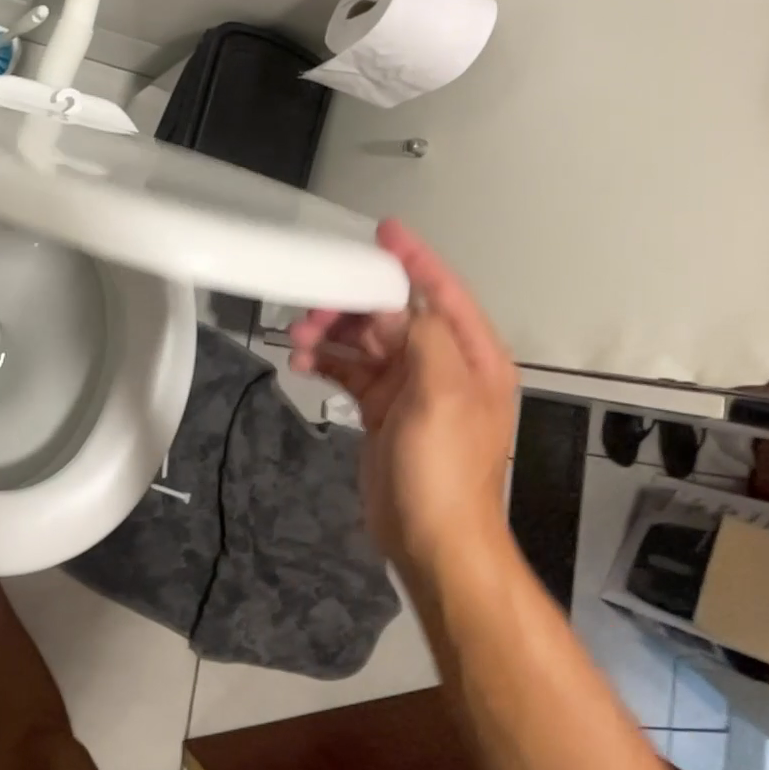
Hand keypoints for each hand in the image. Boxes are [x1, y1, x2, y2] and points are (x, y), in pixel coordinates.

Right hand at [288, 220, 517, 569]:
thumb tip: (393, 304)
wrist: (431, 538)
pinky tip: (302, 363)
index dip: (413, 259)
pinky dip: (326, 361)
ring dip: (331, 334)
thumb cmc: (443, 469)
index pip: (442, 292)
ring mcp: (409, 386)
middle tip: (313, 309)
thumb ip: (423, 336)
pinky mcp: (381, 407)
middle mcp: (442, 364)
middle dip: (351, 305)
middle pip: (393, 313)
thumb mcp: (441, 395)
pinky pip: (349, 369)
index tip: (383, 230)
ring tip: (298, 340)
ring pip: (364, 340)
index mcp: (471, 356)